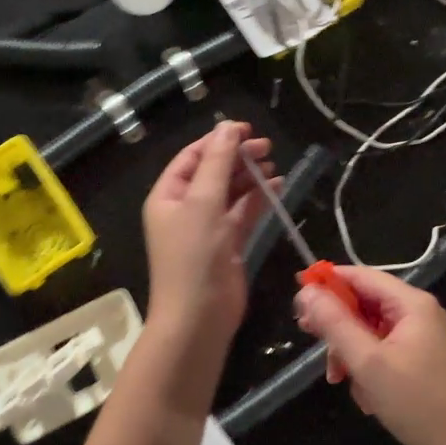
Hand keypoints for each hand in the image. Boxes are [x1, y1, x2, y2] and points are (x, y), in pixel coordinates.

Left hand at [142, 121, 276, 350]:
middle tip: (266, 148)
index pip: (192, 157)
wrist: (199, 317)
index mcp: (168, 196)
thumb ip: (217, 163)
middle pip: (213, 172)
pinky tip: (278, 187)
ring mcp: (207, 228)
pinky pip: (243, 213)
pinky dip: (259, 199)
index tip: (247, 130)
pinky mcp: (228, 245)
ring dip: (250, 177)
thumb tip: (228, 127)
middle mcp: (185, 209)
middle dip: (238, 158)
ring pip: (231, 192)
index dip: (218, 141)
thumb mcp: (203, 203)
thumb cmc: (194, 256)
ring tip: (274, 166)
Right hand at [294, 267, 445, 444]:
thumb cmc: (412, 400)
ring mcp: (418, 335)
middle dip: (337, 322)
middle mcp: (417, 313)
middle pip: (364, 302)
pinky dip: (364, 364)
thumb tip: (307, 292)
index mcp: (412, 304)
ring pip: (368, 328)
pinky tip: (361, 390)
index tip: (299, 295)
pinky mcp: (416, 357)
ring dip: (348, 350)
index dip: (329, 281)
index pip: (363, 276)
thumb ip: (335, 323)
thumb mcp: (367, 362)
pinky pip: (379, 348)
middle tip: (307, 334)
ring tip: (337, 377)